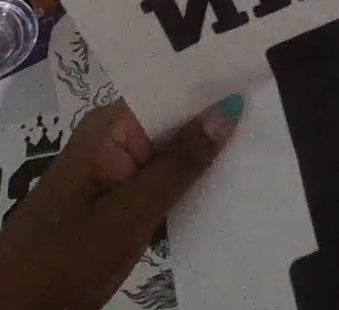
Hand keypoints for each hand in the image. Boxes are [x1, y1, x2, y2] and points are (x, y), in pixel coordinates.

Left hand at [0, 94, 243, 309]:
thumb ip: (181, 163)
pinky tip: (231, 186)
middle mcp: (114, 140)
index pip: (172, 88)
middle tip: (277, 110)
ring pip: (174, 154)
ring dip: (208, 157)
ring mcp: (116, 173)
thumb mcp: (129, 215)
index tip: (262, 75)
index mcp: (110, 127)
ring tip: (266, 143)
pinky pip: (164, 183)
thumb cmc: (61, 262)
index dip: (214, 82)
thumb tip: (230, 105)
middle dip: (218, 121)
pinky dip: (191, 187)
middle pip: (176, 119)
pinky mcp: (119, 204)